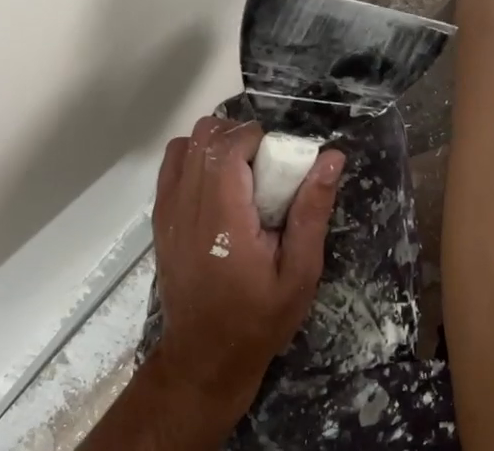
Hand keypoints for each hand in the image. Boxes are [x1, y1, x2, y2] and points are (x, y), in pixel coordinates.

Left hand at [146, 116, 346, 421]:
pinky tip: (219, 185)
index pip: (228, 146)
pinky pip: (172, 166)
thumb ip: (312, 211)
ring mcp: (168, 212)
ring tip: (242, 171)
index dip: (257, 137)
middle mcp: (188, 207)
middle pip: (205, 136)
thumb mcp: (300, 273)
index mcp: (223, 218)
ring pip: (185, 145)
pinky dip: (195, 159)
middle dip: (239, 135)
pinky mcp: (160, 220)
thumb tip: (332, 158)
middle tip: (266, 164)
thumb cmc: (259, 318)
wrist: (205, 359)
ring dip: (216, 145)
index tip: (280, 159)